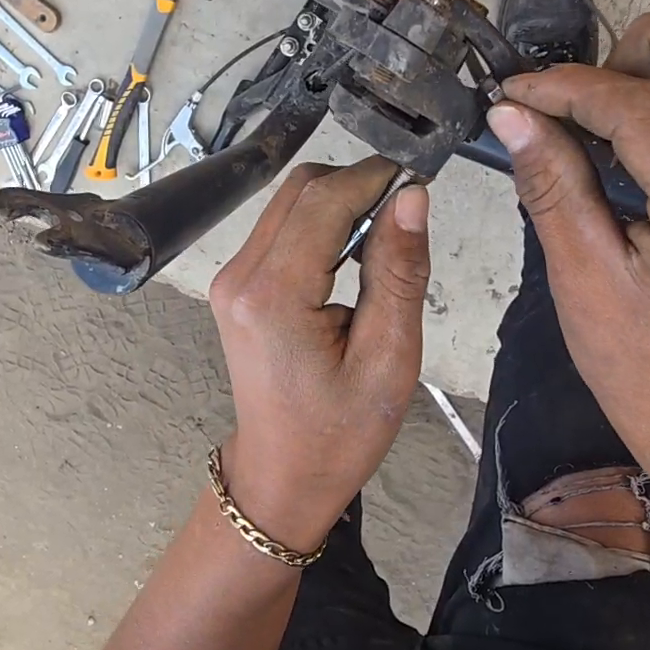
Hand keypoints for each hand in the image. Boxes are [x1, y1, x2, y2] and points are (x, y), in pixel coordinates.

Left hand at [209, 158, 432, 551]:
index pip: (324, 201)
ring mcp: (230, 279)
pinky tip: (351, 256)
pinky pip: (279, 229)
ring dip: (339, 204)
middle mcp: (240, 276)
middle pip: (300, 191)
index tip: (419, 180)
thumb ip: (398, 272)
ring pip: (288, 203)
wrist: (283, 471)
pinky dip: (319, 226)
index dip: (374, 178)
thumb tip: (411, 197)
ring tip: (384, 240)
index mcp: (274, 296)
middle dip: (356, 185)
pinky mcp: (235, 285)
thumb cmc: (340, 432)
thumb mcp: (388, 359)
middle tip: (405, 212)